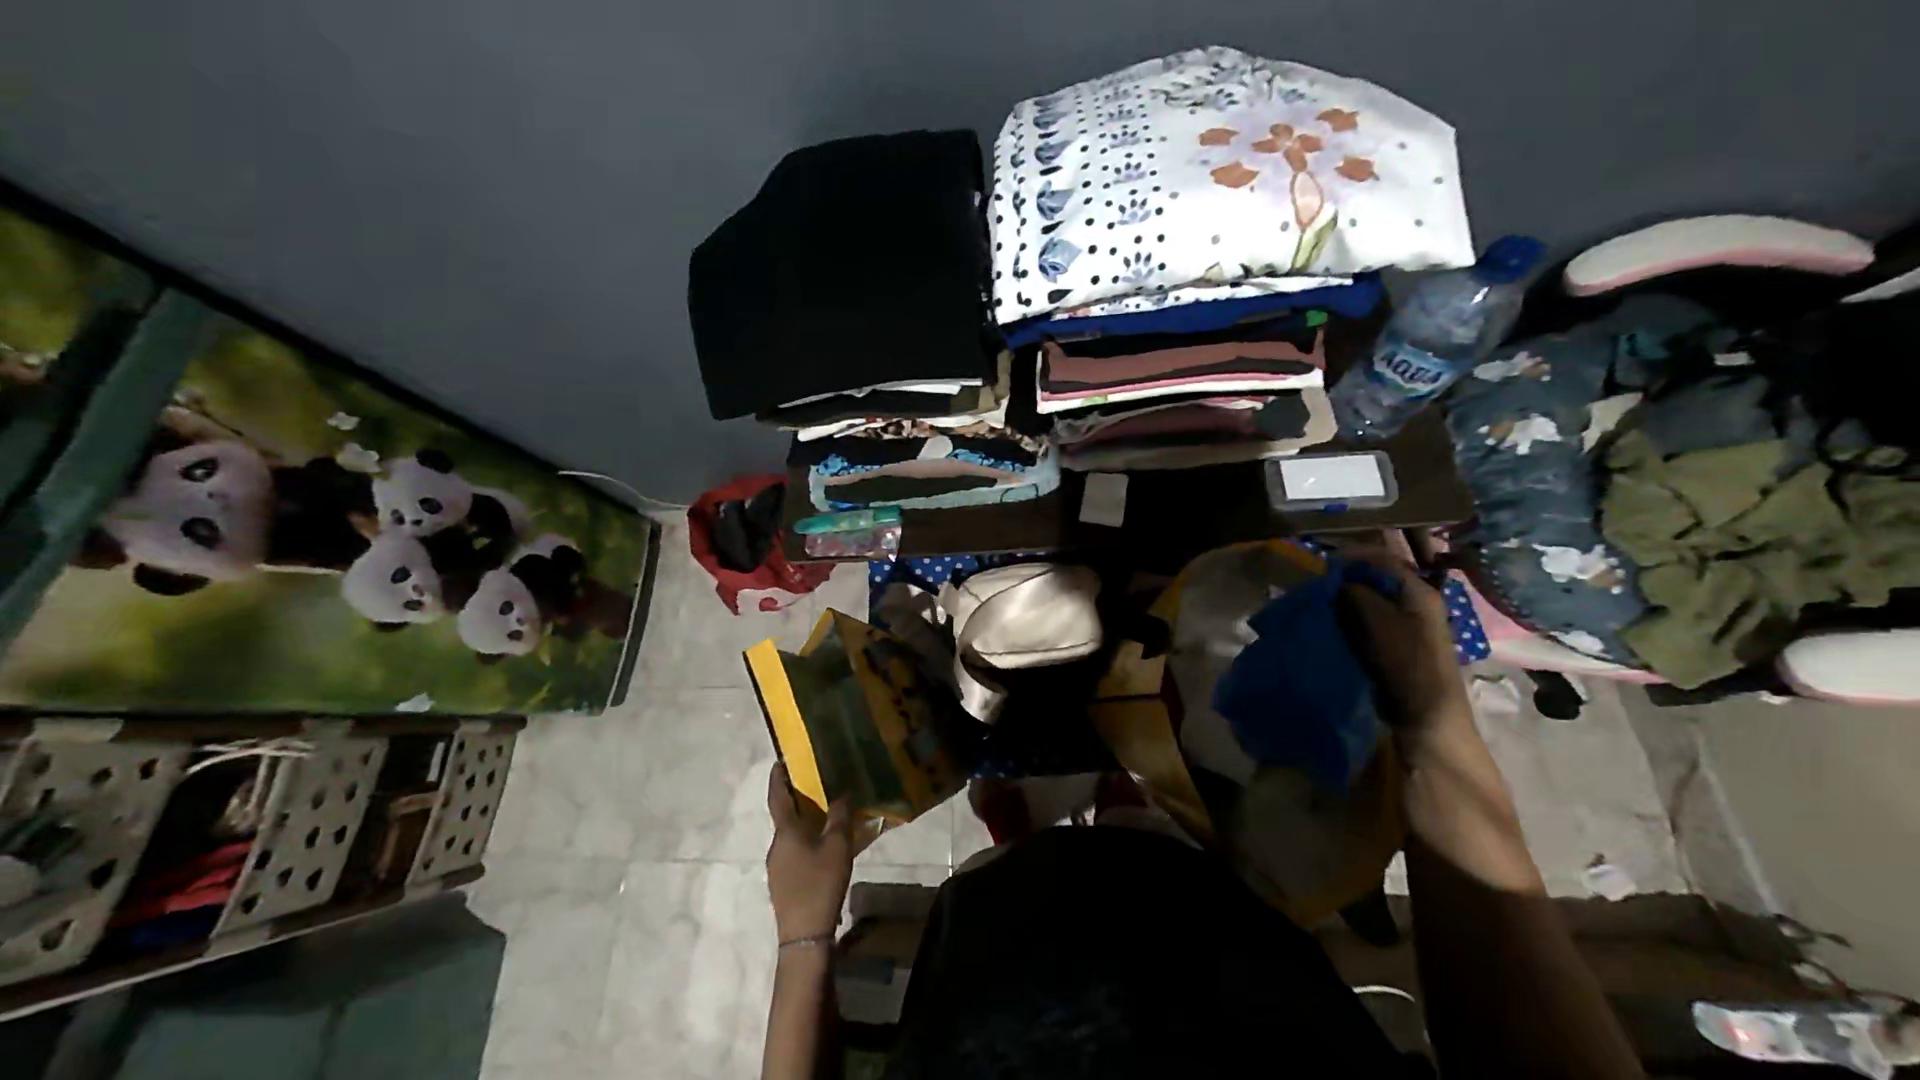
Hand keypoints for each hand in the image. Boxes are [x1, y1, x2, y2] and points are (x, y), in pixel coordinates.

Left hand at [765, 763, 854, 942]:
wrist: (804, 935)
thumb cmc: (820, 883)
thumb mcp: (837, 846)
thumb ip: (839, 816)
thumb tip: (840, 793)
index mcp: (786, 832)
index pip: (777, 797)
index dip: (777, 778)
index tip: (779, 762)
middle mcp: (776, 845)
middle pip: (785, 816)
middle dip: (797, 800)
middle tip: (815, 785)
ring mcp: (777, 866)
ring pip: (790, 836)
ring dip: (804, 823)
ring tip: (825, 815)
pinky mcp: (783, 883)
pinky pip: (794, 852)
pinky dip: (805, 841)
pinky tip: (823, 849)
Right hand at [1337, 549, 1471, 740]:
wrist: (1426, 716)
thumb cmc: (1406, 665)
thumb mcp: (1378, 623)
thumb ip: (1357, 593)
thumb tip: (1338, 580)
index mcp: (1420, 591)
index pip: (1383, 558)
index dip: (1351, 557)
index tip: (1321, 566)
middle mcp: (1416, 602)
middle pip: (1376, 578)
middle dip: (1346, 578)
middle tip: (1318, 586)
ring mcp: (1408, 624)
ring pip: (1370, 599)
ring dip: (1346, 599)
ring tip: (1321, 605)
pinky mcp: (1397, 643)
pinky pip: (1369, 620)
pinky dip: (1350, 618)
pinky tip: (1334, 625)